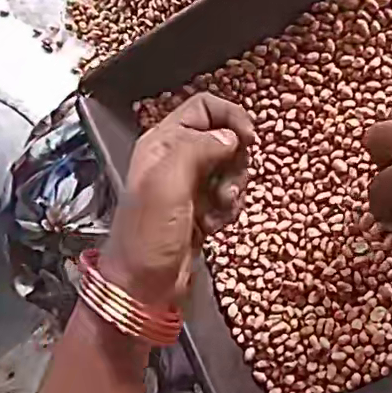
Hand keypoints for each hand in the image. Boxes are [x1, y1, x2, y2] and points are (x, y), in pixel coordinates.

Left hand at [103, 93, 256, 306]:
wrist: (143, 285)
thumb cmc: (149, 234)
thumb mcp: (168, 183)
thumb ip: (198, 149)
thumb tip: (231, 138)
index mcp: (163, 142)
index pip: (204, 107)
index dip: (231, 117)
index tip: (248, 140)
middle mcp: (177, 158)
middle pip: (225, 139)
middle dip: (236, 163)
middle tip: (226, 189)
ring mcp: (190, 185)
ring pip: (231, 170)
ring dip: (233, 191)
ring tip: (216, 213)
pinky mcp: (201, 209)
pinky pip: (229, 197)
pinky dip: (228, 211)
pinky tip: (212, 227)